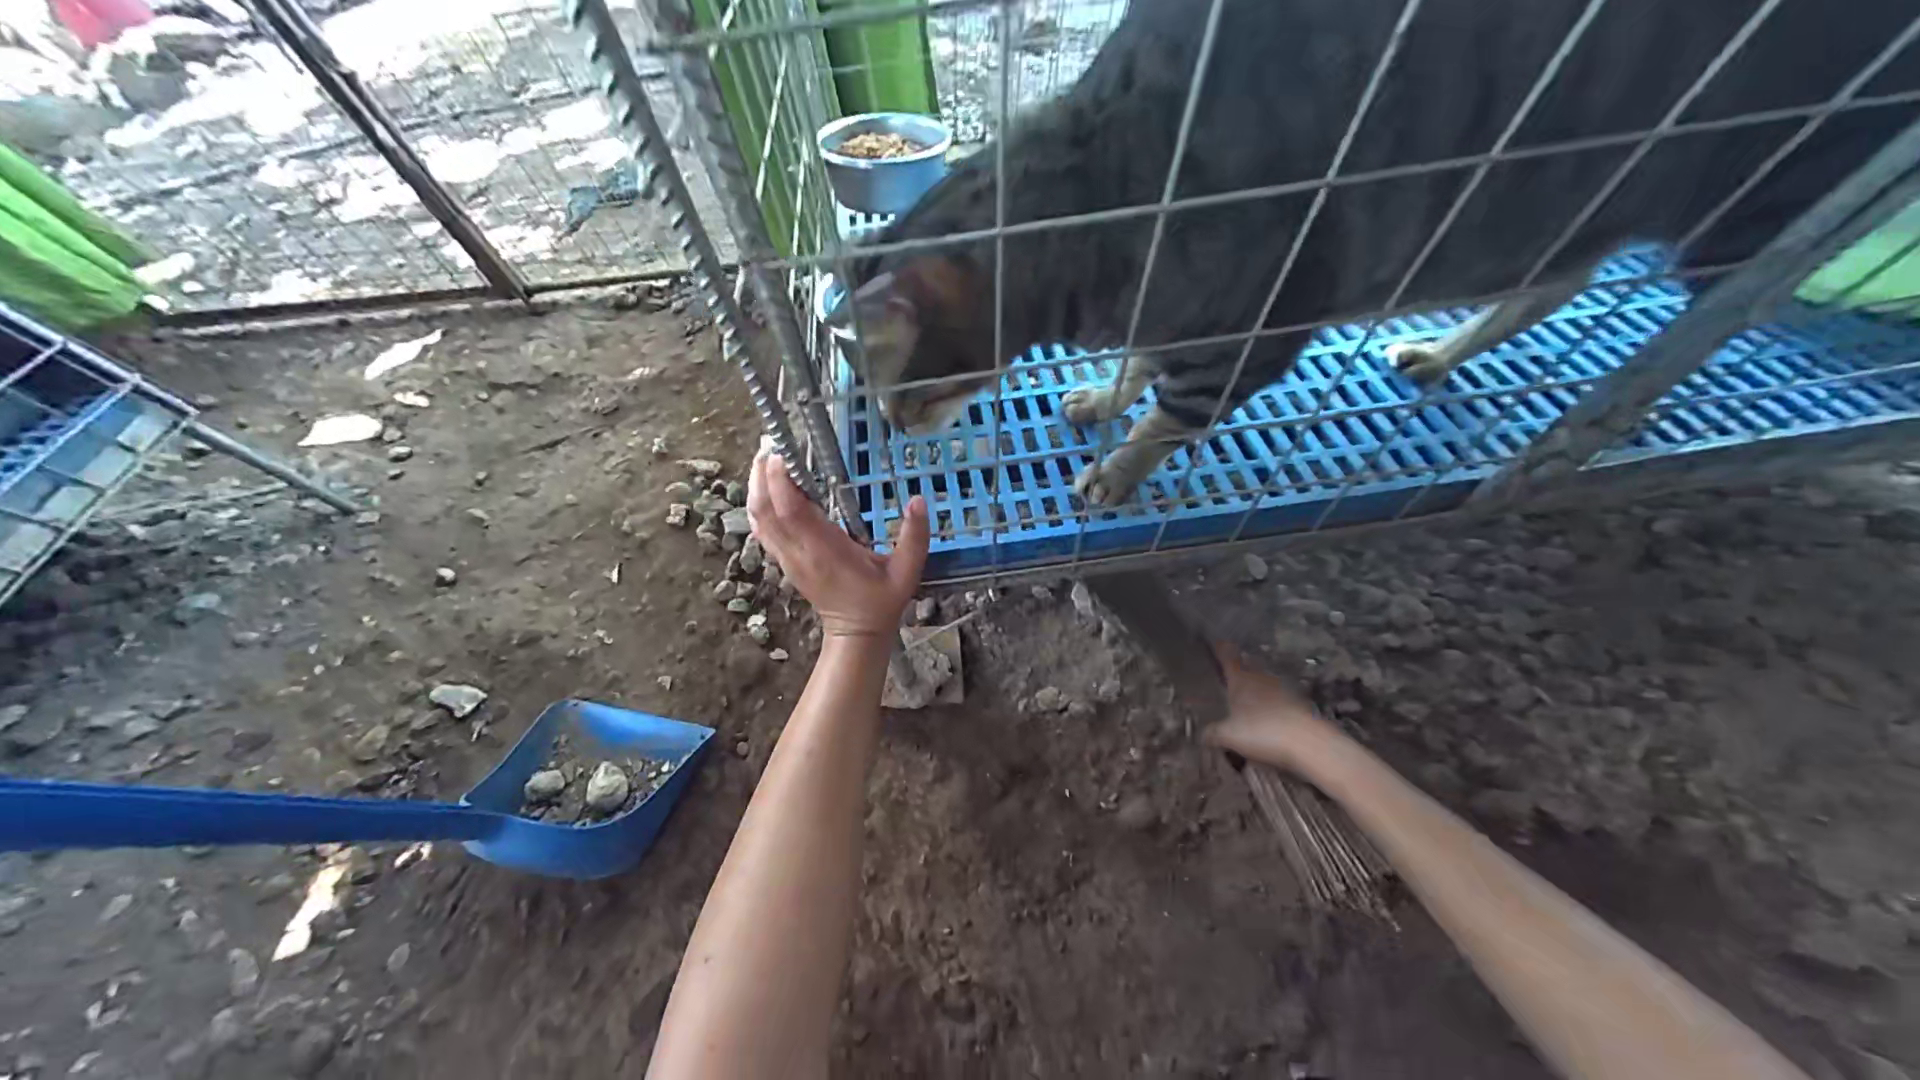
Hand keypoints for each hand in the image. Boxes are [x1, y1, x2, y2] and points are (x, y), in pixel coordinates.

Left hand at [747, 450, 928, 638]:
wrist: (856, 633)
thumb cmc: (880, 602)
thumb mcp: (906, 572)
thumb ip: (914, 538)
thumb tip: (918, 500)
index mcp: (825, 552)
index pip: (792, 512)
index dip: (782, 482)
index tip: (784, 455)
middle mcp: (798, 553)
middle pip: (765, 510)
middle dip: (761, 476)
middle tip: (770, 447)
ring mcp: (787, 558)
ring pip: (758, 519)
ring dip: (756, 488)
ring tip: (765, 459)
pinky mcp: (784, 561)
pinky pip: (763, 529)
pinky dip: (759, 504)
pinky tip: (766, 487)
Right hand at [1202, 642, 1345, 775]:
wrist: (1309, 744)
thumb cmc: (1262, 732)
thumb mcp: (1228, 736)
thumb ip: (1212, 733)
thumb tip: (1201, 735)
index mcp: (1241, 680)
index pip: (1229, 658)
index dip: (1222, 649)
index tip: (1217, 641)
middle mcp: (1262, 679)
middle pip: (1249, 665)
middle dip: (1241, 666)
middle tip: (1231, 669)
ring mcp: (1283, 690)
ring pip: (1266, 681)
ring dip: (1258, 685)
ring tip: (1248, 695)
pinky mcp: (1300, 705)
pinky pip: (1280, 698)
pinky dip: (1272, 702)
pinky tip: (1268, 715)